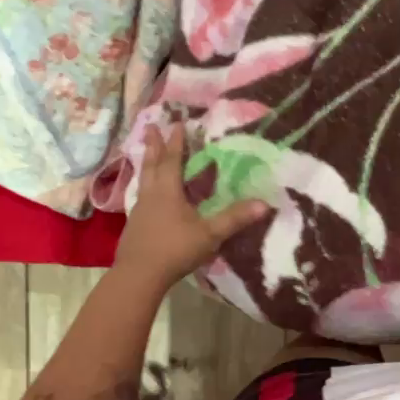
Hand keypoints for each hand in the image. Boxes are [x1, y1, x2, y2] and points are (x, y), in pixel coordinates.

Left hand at [114, 127, 269, 290]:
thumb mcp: (210, 235)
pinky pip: (141, 197)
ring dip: (147, 164)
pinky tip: (149, 195)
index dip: (176, 142)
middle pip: (152, 165)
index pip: (173, 161)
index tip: (176, 123)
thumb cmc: (175, 250)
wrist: (139, 275)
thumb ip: (235, 219)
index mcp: (168, 192)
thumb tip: (265, 204)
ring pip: (143, 180)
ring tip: (148, 155)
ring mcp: (140, 211)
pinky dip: (146, 187)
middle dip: (154, 146)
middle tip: (152, 127)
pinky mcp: (135, 226)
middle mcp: (151, 196)